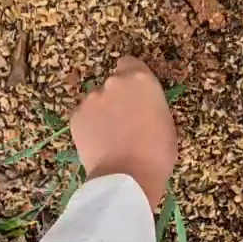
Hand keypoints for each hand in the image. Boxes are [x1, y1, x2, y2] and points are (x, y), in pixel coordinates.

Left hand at [72, 56, 178, 208]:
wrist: (127, 178)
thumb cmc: (157, 154)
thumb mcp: (166, 123)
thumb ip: (151, 105)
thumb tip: (142, 109)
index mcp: (141, 79)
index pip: (130, 63)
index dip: (131, 78)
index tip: (134, 94)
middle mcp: (114, 82)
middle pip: (113, 83)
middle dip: (116, 97)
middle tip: (123, 120)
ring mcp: (91, 98)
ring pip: (97, 100)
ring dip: (102, 112)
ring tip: (109, 136)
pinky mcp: (76, 116)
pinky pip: (84, 116)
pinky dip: (89, 126)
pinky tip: (98, 143)